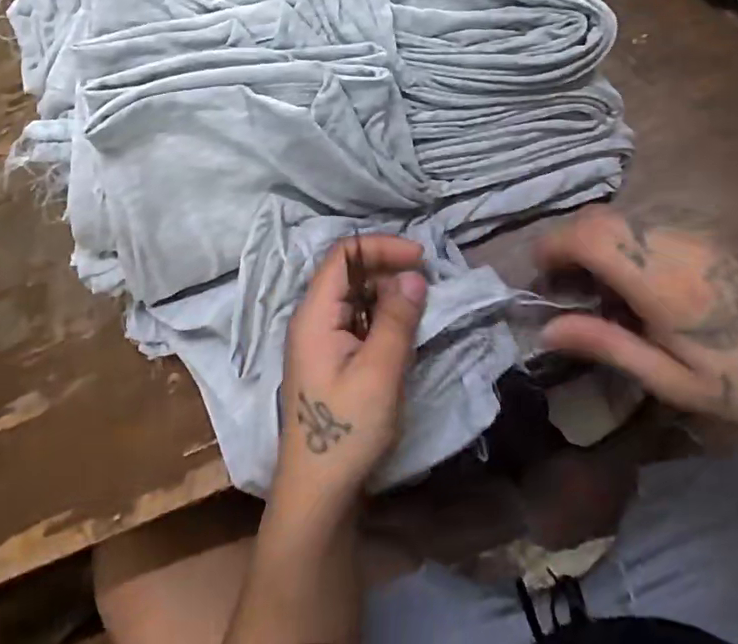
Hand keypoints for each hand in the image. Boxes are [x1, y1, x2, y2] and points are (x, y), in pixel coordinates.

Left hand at [275, 235, 429, 505]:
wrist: (319, 489)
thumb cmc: (348, 428)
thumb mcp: (379, 372)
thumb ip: (396, 320)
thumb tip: (413, 275)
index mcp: (313, 314)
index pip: (342, 256)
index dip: (381, 247)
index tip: (421, 258)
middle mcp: (310, 319)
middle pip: (346, 273)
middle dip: (386, 269)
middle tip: (426, 284)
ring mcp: (318, 340)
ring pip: (352, 298)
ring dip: (385, 294)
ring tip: (420, 308)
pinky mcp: (328, 360)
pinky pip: (353, 322)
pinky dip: (379, 318)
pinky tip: (402, 332)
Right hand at [536, 208, 737, 472]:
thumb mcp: (672, 382)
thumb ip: (604, 345)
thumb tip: (543, 329)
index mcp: (662, 282)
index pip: (586, 236)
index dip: (550, 248)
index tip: (540, 280)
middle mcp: (675, 245)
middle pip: (597, 218)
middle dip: (566, 244)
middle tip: (564, 288)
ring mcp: (696, 237)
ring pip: (620, 218)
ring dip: (593, 243)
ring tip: (597, 291)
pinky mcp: (710, 239)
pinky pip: (645, 226)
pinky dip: (621, 244)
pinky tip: (635, 285)